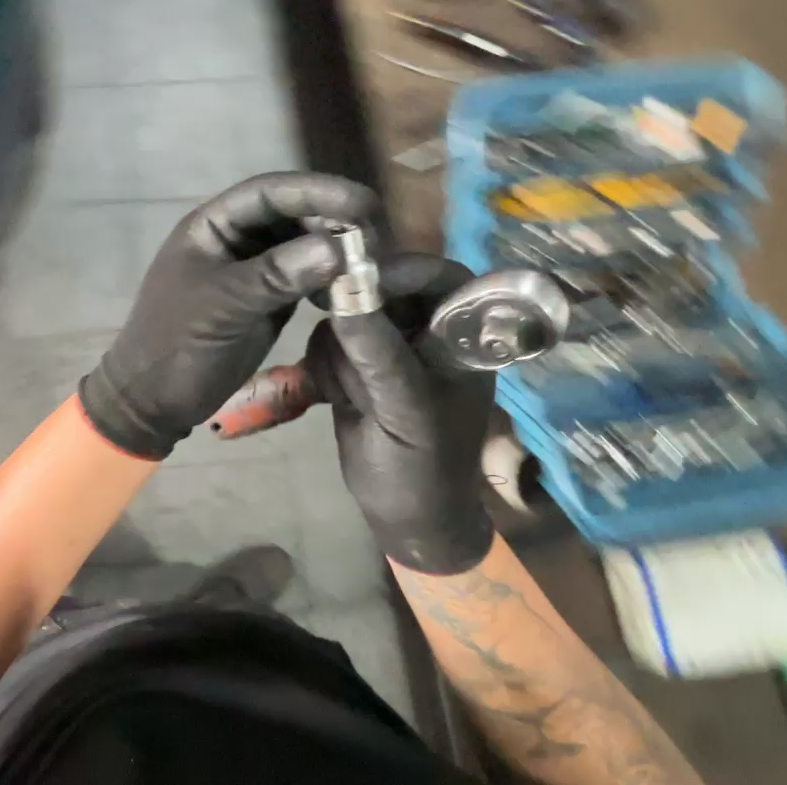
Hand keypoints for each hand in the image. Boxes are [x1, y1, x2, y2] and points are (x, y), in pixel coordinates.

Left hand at [79, 172, 377, 459]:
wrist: (153, 400)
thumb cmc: (175, 346)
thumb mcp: (223, 307)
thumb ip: (276, 275)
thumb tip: (338, 248)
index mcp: (211, 227)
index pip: (268, 192)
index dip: (316, 191)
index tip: (363, 203)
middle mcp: (235, 240)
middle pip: (291, 214)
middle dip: (333, 220)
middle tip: (378, 237)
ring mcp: (252, 270)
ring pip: (302, 245)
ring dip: (336, 250)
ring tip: (374, 262)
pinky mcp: (267, 300)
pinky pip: (304, 277)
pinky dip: (329, 280)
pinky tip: (352, 289)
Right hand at [303, 254, 497, 574]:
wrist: (403, 515)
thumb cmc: (424, 466)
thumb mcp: (405, 408)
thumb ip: (376, 348)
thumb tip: (342, 290)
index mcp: (463, 333)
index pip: (438, 275)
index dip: (399, 270)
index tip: (352, 282)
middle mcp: (426, 328)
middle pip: (381, 285)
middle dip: (356, 316)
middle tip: (337, 339)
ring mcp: (388, 342)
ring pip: (345, 312)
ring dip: (338, 349)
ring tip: (350, 393)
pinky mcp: (356, 360)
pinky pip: (327, 339)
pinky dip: (324, 364)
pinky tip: (336, 396)